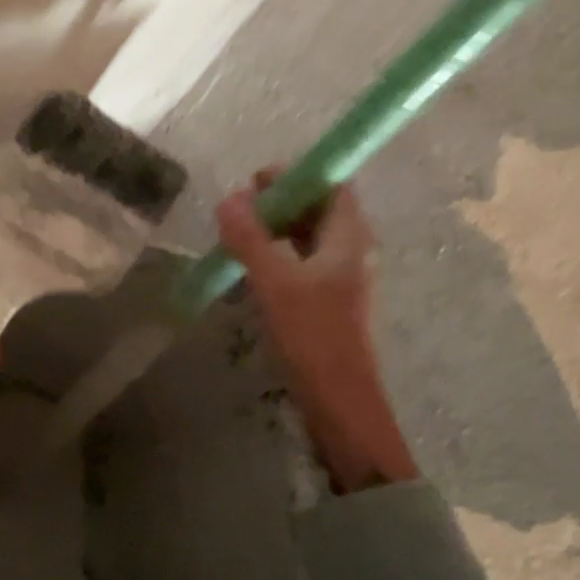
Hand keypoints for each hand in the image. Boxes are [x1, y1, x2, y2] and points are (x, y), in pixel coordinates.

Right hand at [216, 173, 416, 493]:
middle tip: (239, 208)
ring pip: (309, 238)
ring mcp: (342, 278)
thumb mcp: (274, 281)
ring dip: (276, 229)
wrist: (340, 402)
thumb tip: (228, 198)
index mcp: (349, 239)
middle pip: (319, 209)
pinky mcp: (329, 302)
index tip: (257, 181)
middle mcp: (352, 252)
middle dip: (281, 202)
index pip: (332, 186)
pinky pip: (302, 262)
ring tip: (237, 234)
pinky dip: (278, 254)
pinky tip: (250, 266)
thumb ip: (249, 237)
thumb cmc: (313, 335)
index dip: (297, 176)